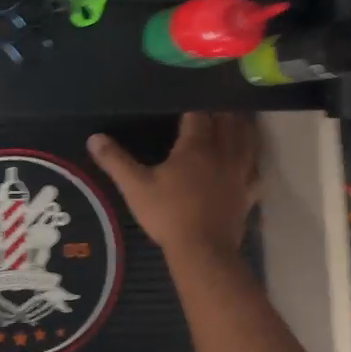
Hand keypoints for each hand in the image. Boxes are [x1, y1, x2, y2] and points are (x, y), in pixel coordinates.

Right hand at [88, 112, 259, 261]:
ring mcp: (239, 174)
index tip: (186, 99)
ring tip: (235, 120)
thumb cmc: (168, 214)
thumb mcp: (135, 186)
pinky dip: (253, 160)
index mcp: (196, 146)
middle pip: (229, 122)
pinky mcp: (248, 194)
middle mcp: (223, 154)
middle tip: (212, 103)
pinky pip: (256, 170)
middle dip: (221, 111)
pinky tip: (249, 161)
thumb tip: (94, 138)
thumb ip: (115, 160)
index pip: (199, 114)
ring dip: (242, 128)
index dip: (193, 105)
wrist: (203, 251)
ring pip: (247, 142)